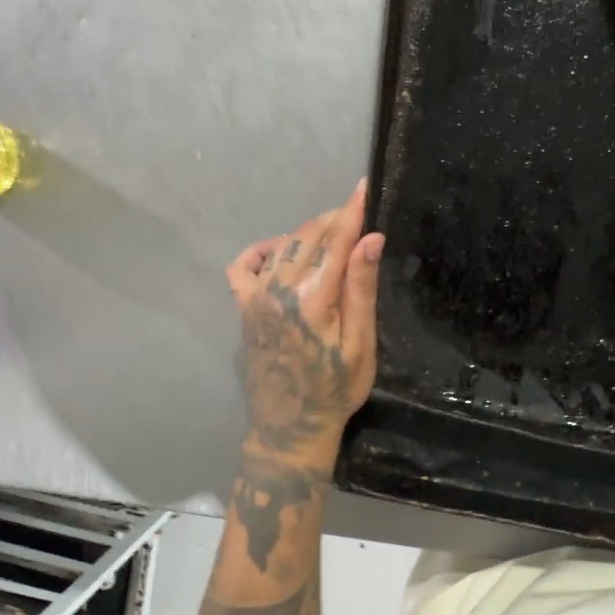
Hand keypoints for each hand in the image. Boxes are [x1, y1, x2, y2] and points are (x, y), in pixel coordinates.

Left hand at [225, 180, 383, 469]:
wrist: (290, 428)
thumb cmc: (335, 388)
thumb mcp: (359, 343)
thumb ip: (361, 288)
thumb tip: (371, 238)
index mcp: (311, 299)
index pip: (335, 240)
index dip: (352, 211)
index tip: (365, 186)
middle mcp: (277, 290)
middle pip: (308, 236)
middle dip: (334, 220)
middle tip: (358, 216)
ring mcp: (255, 297)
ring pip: (283, 246)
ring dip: (308, 234)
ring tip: (334, 237)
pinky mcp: (243, 307)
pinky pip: (245, 265)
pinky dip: (263, 250)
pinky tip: (282, 251)